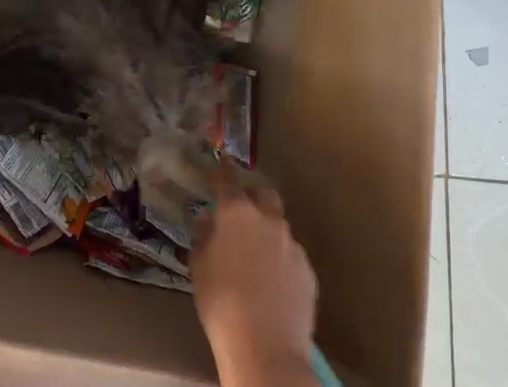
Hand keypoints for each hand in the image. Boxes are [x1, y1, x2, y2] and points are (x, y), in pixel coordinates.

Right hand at [190, 166, 316, 383]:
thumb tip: (209, 221)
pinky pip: (290, 255)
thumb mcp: (198, 264)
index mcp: (237, 214)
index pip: (227, 180)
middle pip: (265, 195)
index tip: (218, 161)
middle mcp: (269, 222)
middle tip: (239, 207)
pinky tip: (269, 280)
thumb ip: (204, 236)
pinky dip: (279, 258)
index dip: (221, 170)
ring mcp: (293, 247)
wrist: (265, 346)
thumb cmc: (220, 300)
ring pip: (279, 227)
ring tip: (253, 253)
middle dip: (253, 195)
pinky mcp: (309, 273)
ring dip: (266, 231)